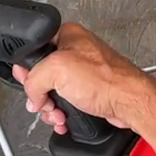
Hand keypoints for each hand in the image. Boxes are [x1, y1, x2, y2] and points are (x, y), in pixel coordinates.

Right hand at [14, 24, 155, 134]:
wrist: (128, 102)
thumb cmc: (105, 80)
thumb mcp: (55, 70)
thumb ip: (33, 79)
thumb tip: (33, 95)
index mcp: (67, 36)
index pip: (34, 51)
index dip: (27, 70)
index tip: (27, 83)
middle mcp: (75, 52)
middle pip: (42, 75)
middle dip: (41, 95)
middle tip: (44, 102)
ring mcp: (82, 73)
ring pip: (53, 93)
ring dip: (51, 108)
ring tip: (58, 114)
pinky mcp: (89, 91)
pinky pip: (66, 103)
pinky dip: (62, 113)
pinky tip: (65, 119)